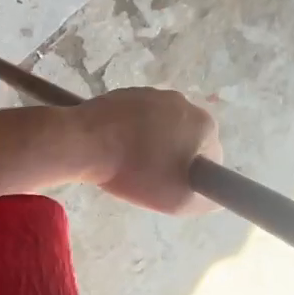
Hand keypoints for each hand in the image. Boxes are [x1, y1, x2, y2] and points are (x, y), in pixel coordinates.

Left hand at [79, 87, 222, 215]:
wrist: (82, 142)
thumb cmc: (135, 171)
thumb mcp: (180, 201)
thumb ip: (207, 200)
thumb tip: (211, 194)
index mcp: (203, 122)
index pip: (209, 157)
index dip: (190, 175)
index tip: (168, 184)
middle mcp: (181, 101)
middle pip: (184, 138)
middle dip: (170, 156)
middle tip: (147, 175)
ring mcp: (149, 93)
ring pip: (158, 127)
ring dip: (149, 143)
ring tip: (127, 161)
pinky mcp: (123, 93)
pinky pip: (135, 118)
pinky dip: (129, 131)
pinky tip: (114, 146)